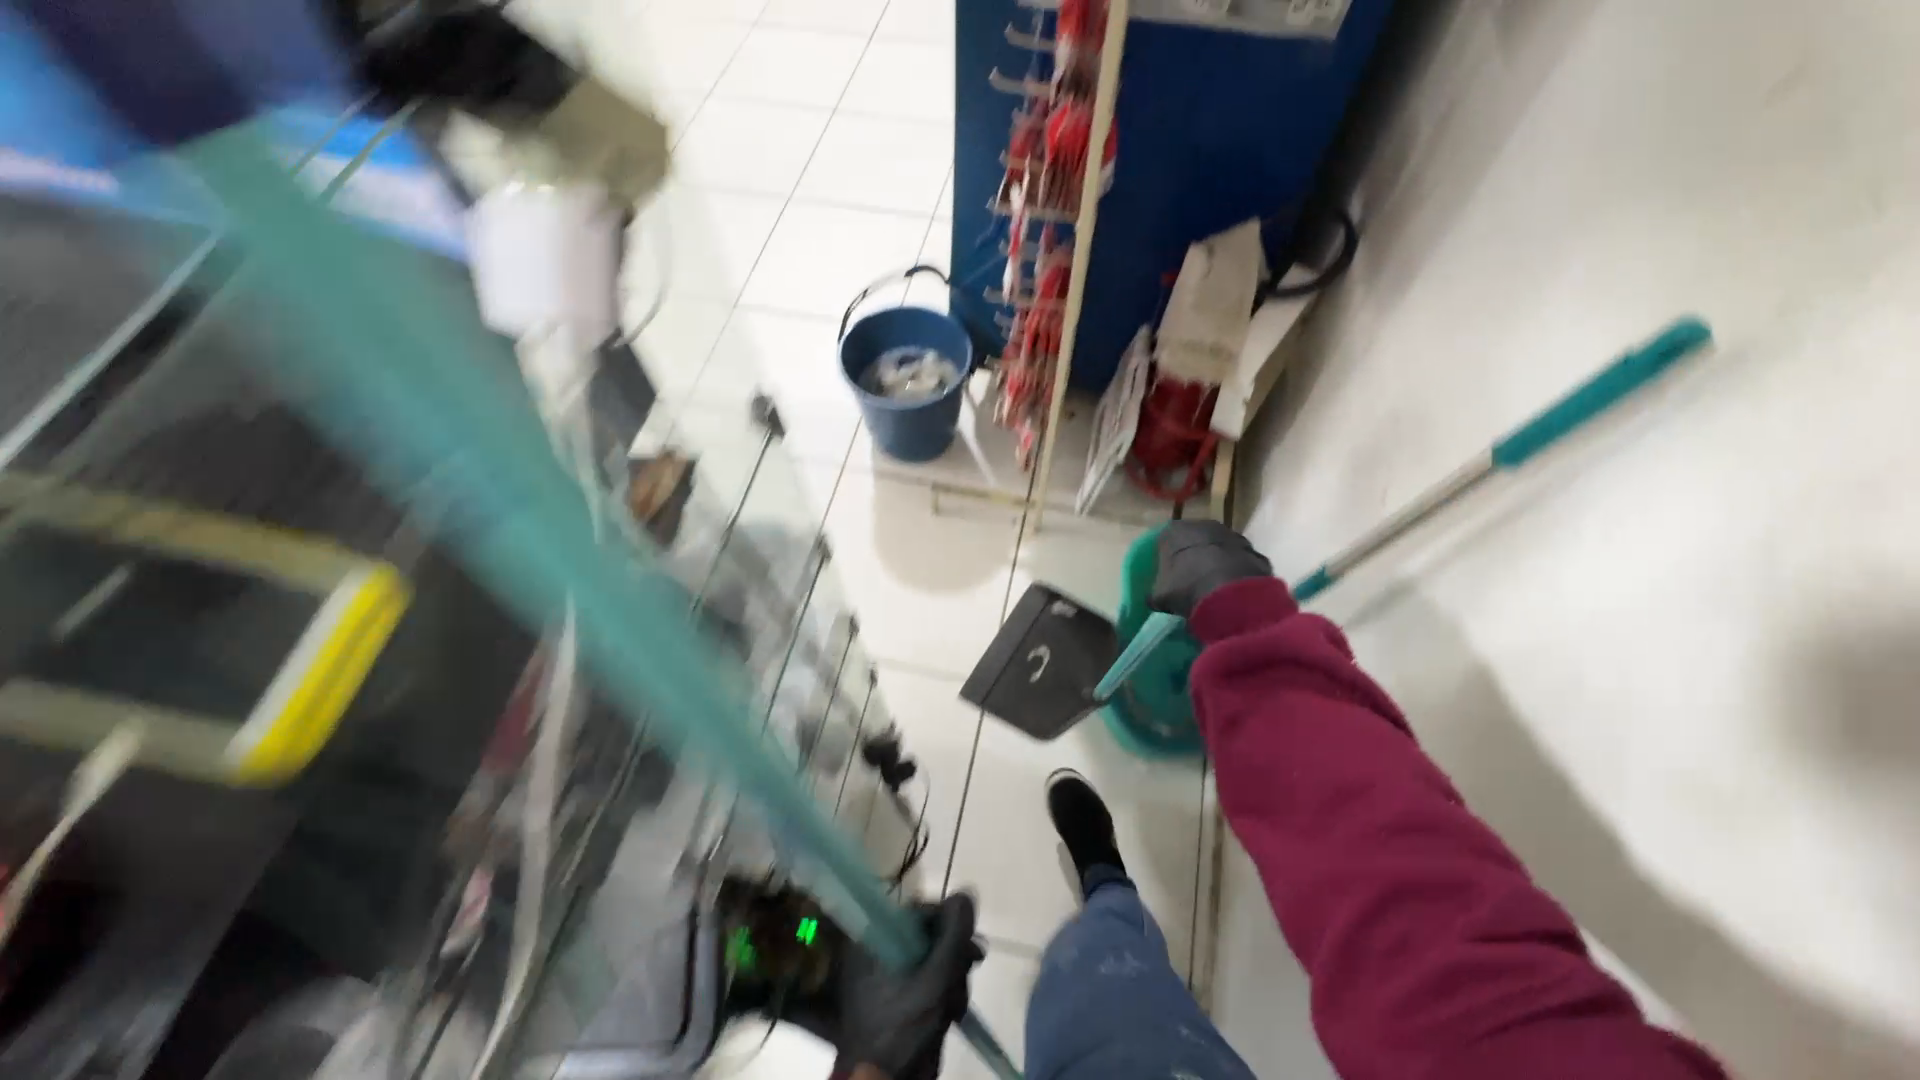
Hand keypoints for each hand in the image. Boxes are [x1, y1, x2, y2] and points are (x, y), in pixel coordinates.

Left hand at [834, 893, 981, 1079]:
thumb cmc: (904, 1027)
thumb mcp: (936, 977)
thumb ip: (954, 934)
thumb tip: (966, 893)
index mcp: (877, 939)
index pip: (921, 911)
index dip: (949, 924)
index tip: (969, 948)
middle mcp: (881, 951)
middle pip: (932, 936)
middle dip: (954, 960)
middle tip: (963, 979)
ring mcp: (889, 975)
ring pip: (936, 960)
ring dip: (953, 981)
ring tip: (953, 1007)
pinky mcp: (900, 997)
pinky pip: (931, 981)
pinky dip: (945, 994)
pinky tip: (950, 1014)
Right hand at [1148, 520, 1272, 620]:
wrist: (1230, 594)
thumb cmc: (1186, 588)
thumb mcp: (1159, 596)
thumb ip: (1155, 593)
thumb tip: (1155, 598)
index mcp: (1174, 531)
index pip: (1165, 541)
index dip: (1166, 558)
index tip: (1167, 574)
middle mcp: (1203, 524)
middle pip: (1194, 540)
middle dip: (1193, 555)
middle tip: (1190, 579)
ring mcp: (1233, 535)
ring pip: (1220, 548)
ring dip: (1217, 561)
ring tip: (1214, 587)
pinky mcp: (1254, 550)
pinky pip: (1241, 561)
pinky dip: (1237, 571)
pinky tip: (1234, 590)